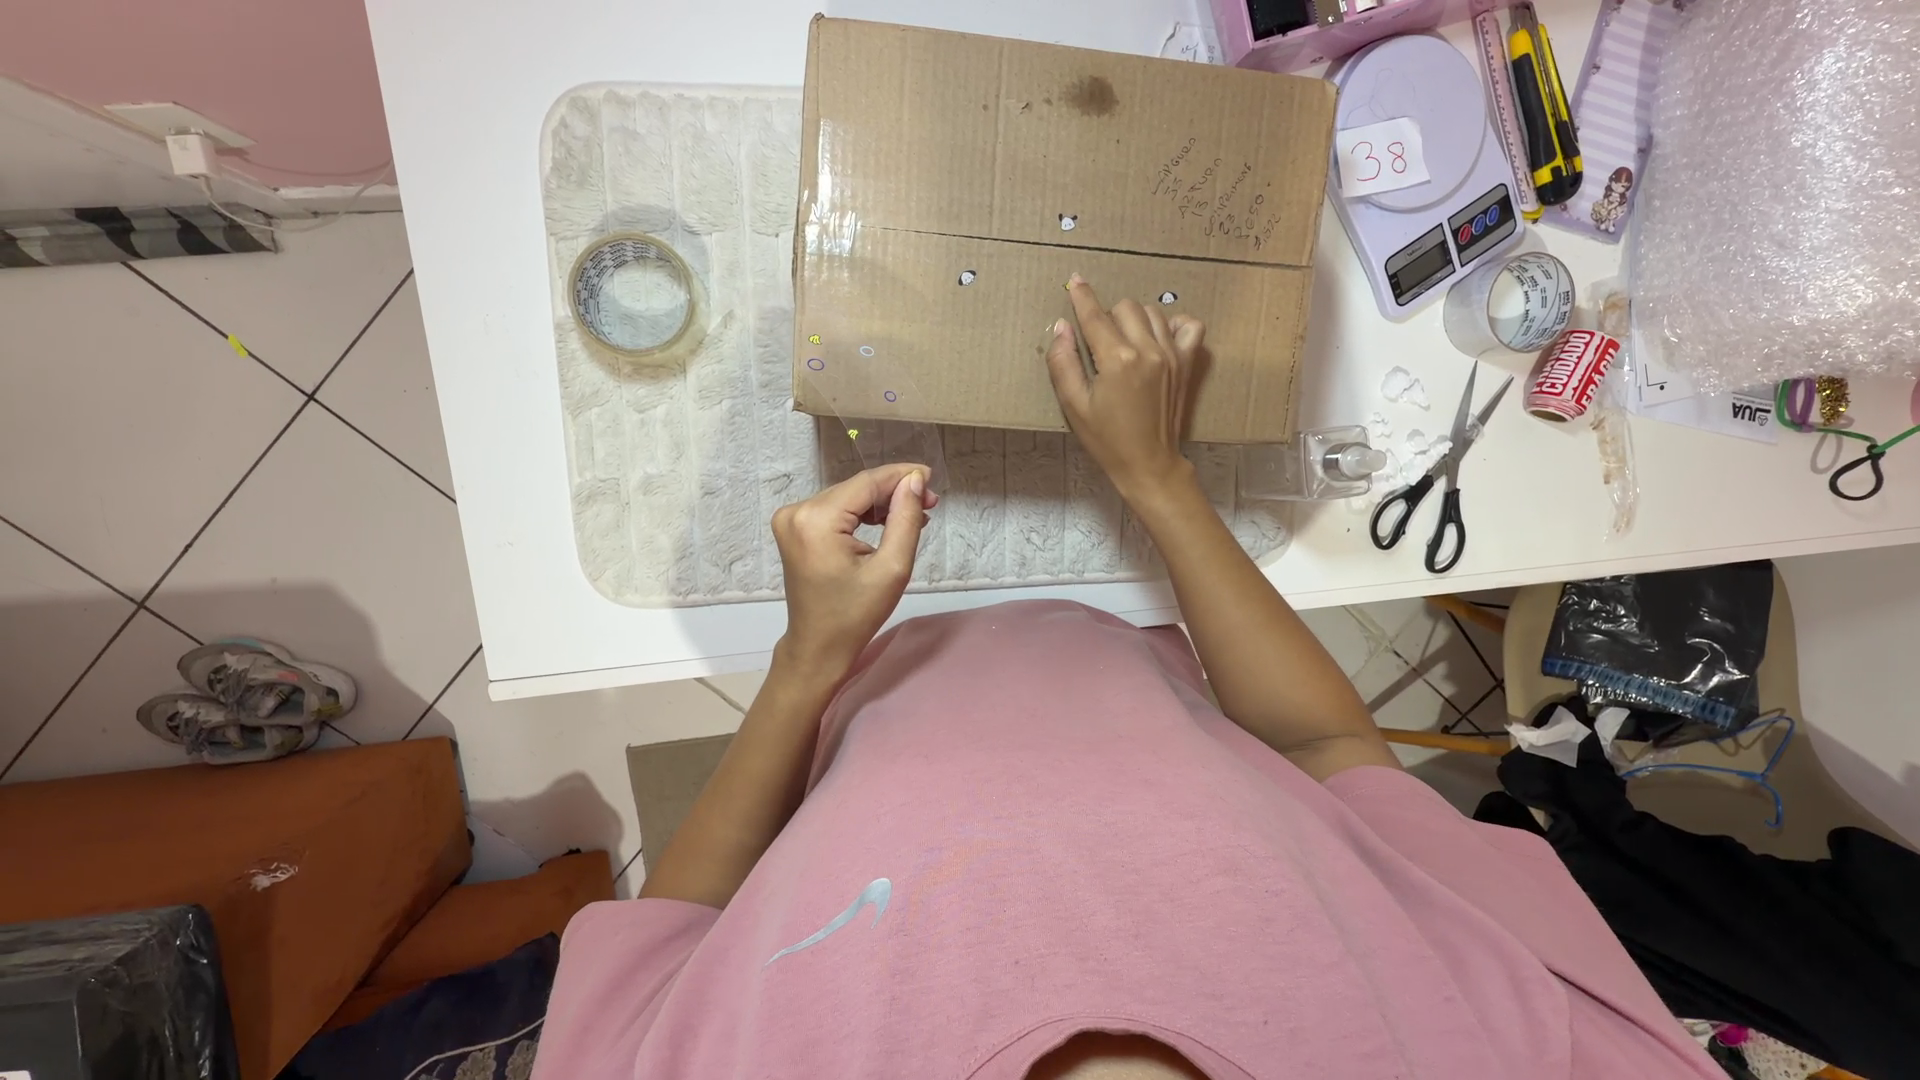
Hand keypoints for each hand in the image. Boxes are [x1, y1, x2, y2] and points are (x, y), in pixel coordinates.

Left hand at [772, 463, 938, 678]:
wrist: (819, 645)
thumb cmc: (856, 614)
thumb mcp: (892, 568)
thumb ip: (905, 519)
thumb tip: (915, 480)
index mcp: (816, 520)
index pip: (866, 483)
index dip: (900, 476)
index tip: (931, 476)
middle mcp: (797, 511)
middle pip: (856, 488)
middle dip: (893, 492)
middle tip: (931, 502)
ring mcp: (791, 519)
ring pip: (847, 497)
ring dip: (880, 503)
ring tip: (915, 514)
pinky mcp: (794, 527)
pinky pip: (835, 509)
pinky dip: (861, 513)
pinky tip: (886, 521)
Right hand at [1044, 275, 1206, 502]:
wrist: (1149, 464)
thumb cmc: (1107, 440)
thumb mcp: (1074, 406)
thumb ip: (1063, 363)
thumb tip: (1061, 328)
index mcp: (1117, 360)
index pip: (1095, 316)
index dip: (1082, 297)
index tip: (1075, 281)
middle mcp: (1148, 350)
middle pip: (1125, 308)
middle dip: (1108, 317)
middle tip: (1099, 343)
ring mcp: (1172, 355)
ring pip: (1152, 312)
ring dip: (1135, 320)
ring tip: (1125, 343)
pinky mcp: (1188, 363)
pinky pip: (1189, 326)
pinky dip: (1174, 325)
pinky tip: (1159, 338)